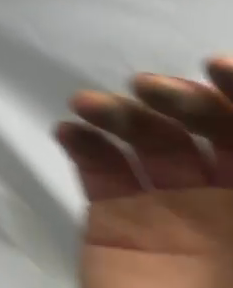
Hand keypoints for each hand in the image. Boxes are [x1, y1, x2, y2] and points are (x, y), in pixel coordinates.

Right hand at [56, 58, 232, 287]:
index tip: (215, 64)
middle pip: (215, 130)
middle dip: (182, 99)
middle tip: (151, 89)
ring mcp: (179, 215)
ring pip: (149, 140)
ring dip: (121, 112)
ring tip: (91, 106)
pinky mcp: (119, 223)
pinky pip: (96, 168)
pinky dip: (81, 141)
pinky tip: (71, 133)